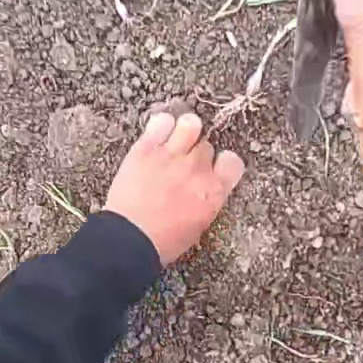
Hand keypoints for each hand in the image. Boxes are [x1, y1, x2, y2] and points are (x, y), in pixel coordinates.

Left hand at [103, 108, 245, 265]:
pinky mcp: (147, 148)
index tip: (214, 167)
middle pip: (206, 146)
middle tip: (183, 165)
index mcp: (214, 191)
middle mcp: (197, 169)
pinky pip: (161, 122)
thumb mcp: (197, 226)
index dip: (223, 163)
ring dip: (185, 129)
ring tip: (176, 139)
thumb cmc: (163, 240)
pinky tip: (157, 133)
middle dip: (197, 153)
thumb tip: (204, 189)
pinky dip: (162, 124)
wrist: (130, 237)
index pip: (232, 162)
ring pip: (189, 124)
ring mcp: (172, 155)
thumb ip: (206, 201)